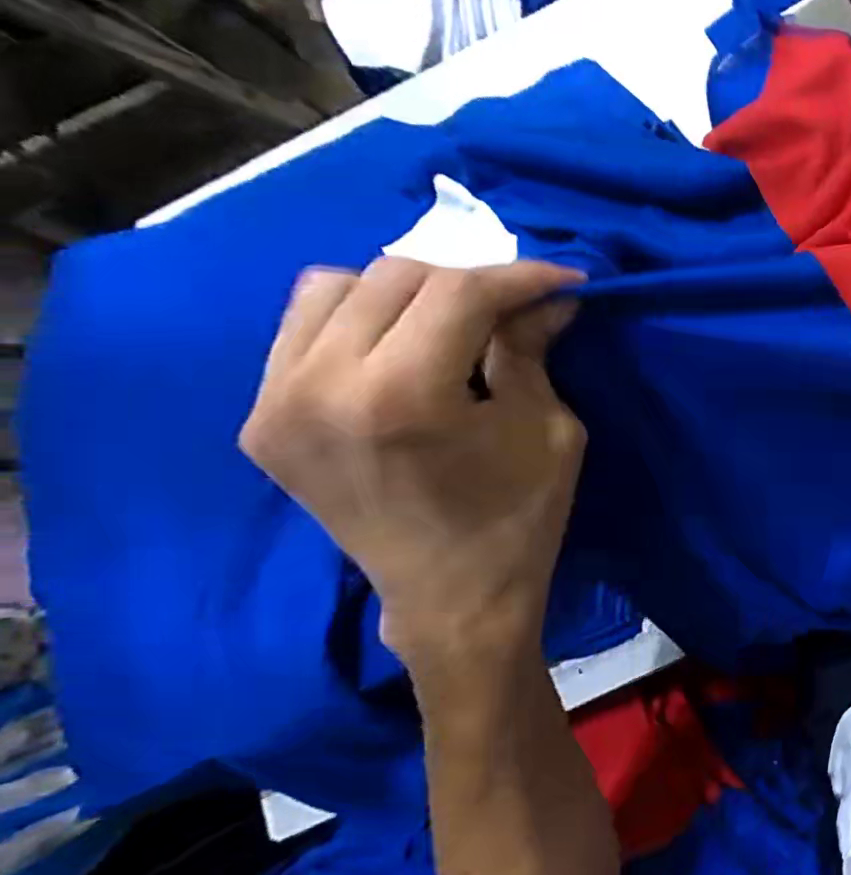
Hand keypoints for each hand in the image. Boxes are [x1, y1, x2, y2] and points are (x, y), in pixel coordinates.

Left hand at [239, 257, 587, 669]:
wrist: (453, 598)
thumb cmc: (520, 521)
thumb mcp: (549, 432)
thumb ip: (532, 354)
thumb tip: (548, 301)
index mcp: (404, 396)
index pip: (458, 292)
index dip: (520, 276)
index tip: (565, 281)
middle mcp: (320, 384)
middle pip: (394, 276)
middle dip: (469, 279)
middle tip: (516, 302)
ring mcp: (274, 401)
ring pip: (332, 287)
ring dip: (405, 291)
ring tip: (452, 321)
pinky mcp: (262, 418)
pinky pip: (301, 331)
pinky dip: (358, 320)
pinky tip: (402, 348)